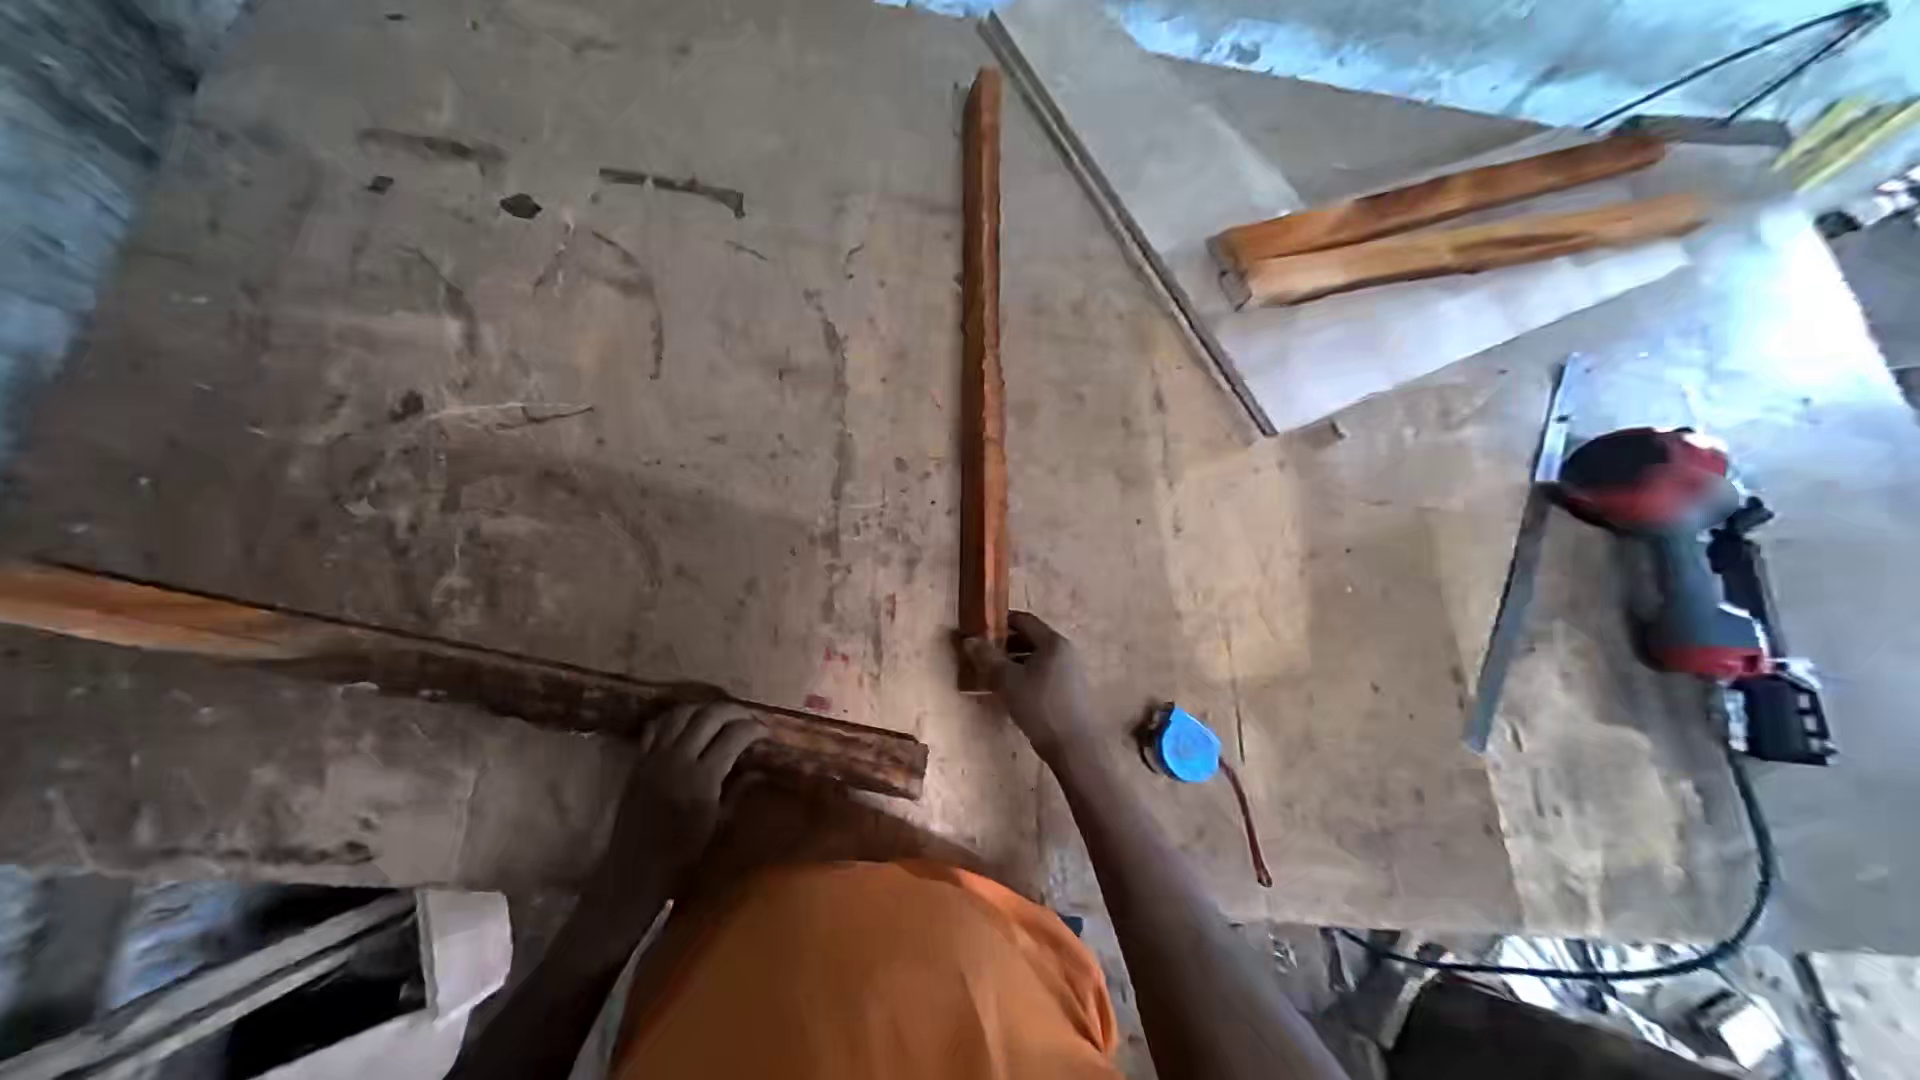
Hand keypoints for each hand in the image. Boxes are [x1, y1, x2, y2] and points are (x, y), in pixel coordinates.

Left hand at [587, 702, 765, 902]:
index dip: (755, 728)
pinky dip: (676, 717)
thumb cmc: (683, 855)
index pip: (735, 735)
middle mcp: (678, 760)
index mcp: (702, 778)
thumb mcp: (720, 824)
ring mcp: (655, 757)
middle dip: (736, 710)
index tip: (767, 732)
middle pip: (710, 715)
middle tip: (750, 718)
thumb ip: (739, 790)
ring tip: (722, 715)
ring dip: (706, 708)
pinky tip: (689, 722)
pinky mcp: (638, 761)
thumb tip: (758, 768)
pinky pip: (657, 726)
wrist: (634, 873)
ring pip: (682, 713)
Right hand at [962, 611, 1100, 761]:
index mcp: (1053, 642)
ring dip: (1015, 661)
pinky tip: (1014, 691)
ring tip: (994, 674)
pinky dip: (1027, 674)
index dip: (1001, 622)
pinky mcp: (1072, 689)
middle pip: (1031, 638)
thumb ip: (987, 658)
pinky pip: (1045, 672)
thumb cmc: (1040, 706)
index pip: (1024, 620)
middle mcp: (1065, 651)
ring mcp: (1071, 670)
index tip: (981, 629)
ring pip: (1037, 657)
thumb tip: (969, 640)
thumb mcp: (1008, 681)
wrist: (1073, 746)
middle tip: (984, 653)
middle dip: (1006, 644)